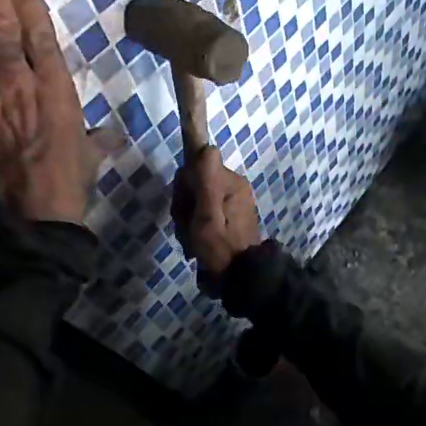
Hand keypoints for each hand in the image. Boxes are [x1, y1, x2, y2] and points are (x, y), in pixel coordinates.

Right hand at [173, 146, 262, 276]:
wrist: (241, 279)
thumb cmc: (220, 248)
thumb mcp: (208, 216)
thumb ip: (206, 182)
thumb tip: (207, 147)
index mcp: (230, 182)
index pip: (195, 167)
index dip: (184, 188)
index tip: (186, 209)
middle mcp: (233, 186)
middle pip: (194, 182)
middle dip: (184, 206)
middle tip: (187, 229)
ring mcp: (231, 200)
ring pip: (195, 198)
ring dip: (187, 219)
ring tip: (192, 239)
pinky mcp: (228, 214)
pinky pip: (202, 210)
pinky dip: (195, 226)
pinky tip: (196, 242)